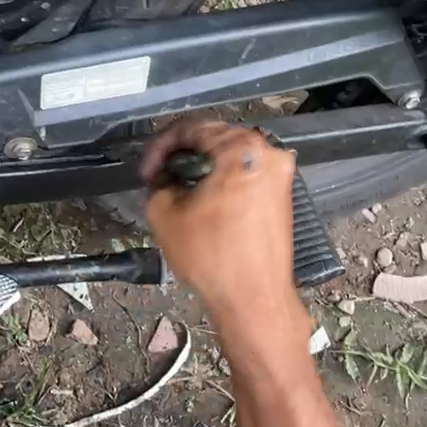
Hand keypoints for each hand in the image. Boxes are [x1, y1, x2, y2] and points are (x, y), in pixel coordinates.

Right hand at [140, 121, 300, 326]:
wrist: (254, 297)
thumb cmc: (210, 255)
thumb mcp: (164, 214)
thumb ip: (159, 184)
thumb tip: (165, 179)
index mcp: (241, 148)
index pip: (190, 129)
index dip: (159, 147)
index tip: (146, 173)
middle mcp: (268, 152)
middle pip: (214, 138)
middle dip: (181, 155)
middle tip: (158, 177)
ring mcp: (279, 174)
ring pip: (230, 157)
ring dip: (200, 167)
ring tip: (176, 189)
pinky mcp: (281, 195)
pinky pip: (244, 174)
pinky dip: (220, 180)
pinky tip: (201, 200)